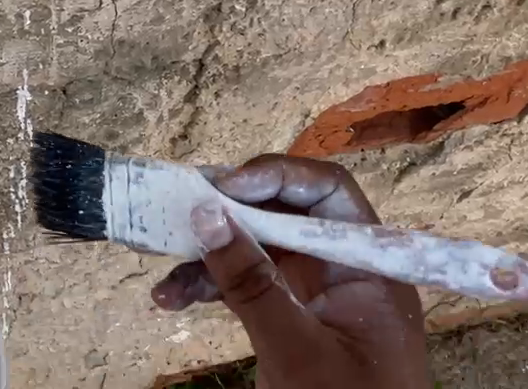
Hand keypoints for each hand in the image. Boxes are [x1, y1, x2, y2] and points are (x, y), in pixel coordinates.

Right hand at [150, 155, 429, 388]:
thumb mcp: (296, 351)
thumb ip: (251, 281)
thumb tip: (205, 212)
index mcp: (367, 268)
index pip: (328, 192)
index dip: (277, 176)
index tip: (226, 188)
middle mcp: (339, 269)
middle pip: (280, 213)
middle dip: (227, 211)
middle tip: (180, 206)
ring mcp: (309, 293)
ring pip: (252, 245)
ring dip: (205, 252)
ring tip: (161, 257)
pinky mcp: (283, 316)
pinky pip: (241, 282)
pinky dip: (206, 285)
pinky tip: (170, 297)